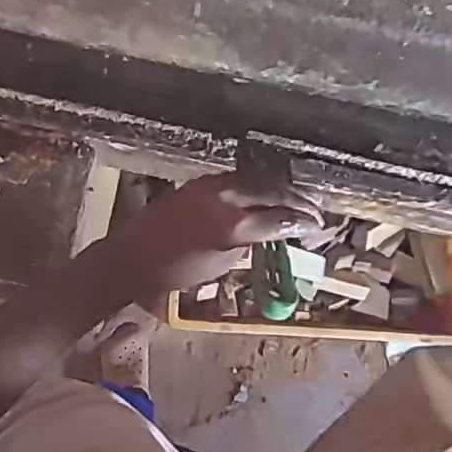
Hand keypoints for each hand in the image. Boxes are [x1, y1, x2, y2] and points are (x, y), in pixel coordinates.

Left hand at [101, 172, 321, 299]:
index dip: (304, 222)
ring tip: (297, 200)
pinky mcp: (199, 183)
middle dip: (298, 200)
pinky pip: (238, 179)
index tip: (319, 226)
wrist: (132, 257)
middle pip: (273, 191)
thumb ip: (250, 243)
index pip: (280, 218)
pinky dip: (257, 186)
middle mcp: (225, 198)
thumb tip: (273, 230)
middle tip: (315, 210)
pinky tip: (265, 194)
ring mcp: (210, 186)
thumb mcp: (220, 265)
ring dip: (279, 189)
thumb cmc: (175, 272)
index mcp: (232, 226)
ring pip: (256, 180)